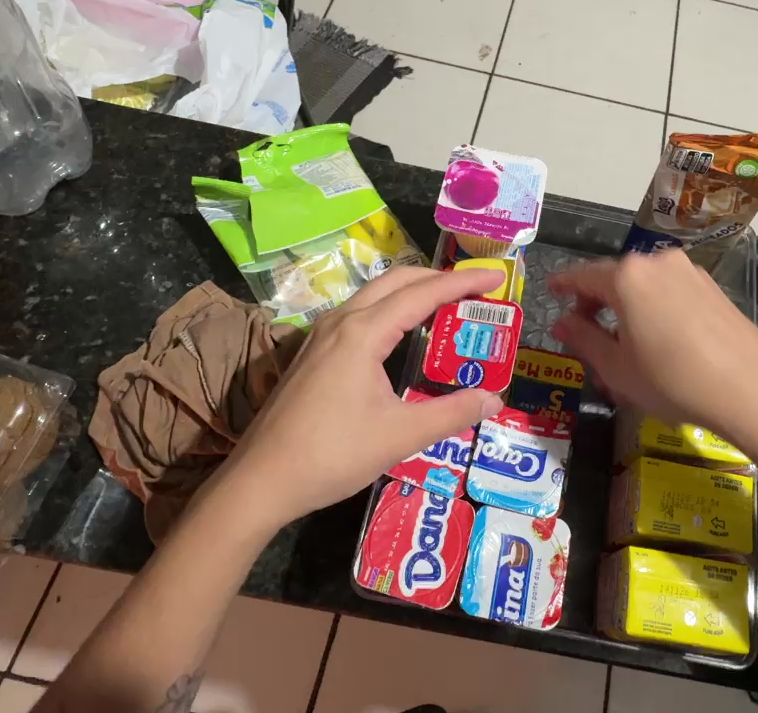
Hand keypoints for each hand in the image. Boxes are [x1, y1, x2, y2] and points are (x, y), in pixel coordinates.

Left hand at [215, 266, 503, 527]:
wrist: (260, 481)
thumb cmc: (331, 455)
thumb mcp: (400, 436)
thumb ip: (451, 413)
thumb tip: (493, 399)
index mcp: (364, 332)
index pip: (424, 294)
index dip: (463, 282)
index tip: (497, 276)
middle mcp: (342, 321)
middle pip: (398, 281)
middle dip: (439, 279)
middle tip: (476, 290)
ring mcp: (322, 335)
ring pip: (375, 295)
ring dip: (413, 292)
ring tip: (447, 305)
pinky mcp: (313, 352)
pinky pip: (361, 313)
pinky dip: (392, 309)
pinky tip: (403, 334)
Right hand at [547, 250, 757, 439]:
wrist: (748, 390)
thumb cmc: (672, 381)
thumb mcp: (617, 368)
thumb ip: (583, 339)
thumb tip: (562, 323)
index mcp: (627, 277)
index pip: (583, 275)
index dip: (564, 285)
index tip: (551, 291)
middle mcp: (657, 263)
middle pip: (615, 277)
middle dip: (596, 301)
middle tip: (584, 330)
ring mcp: (689, 272)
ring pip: (645, 284)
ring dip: (627, 306)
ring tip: (622, 342)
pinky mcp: (712, 287)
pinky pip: (670, 291)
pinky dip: (654, 307)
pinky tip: (657, 338)